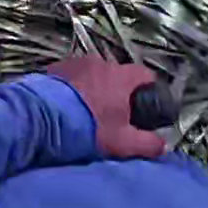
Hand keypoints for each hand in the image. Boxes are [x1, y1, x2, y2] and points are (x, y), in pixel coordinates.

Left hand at [46, 56, 167, 158]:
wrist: (43, 117)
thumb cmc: (88, 128)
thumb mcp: (122, 143)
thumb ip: (147, 144)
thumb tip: (164, 145)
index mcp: (121, 77)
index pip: (144, 74)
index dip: (148, 88)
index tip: (146, 103)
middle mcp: (100, 63)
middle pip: (117, 74)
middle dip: (119, 91)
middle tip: (115, 112)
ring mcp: (76, 62)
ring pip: (93, 73)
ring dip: (95, 87)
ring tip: (88, 109)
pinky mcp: (56, 66)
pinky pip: (73, 74)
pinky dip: (75, 85)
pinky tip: (68, 102)